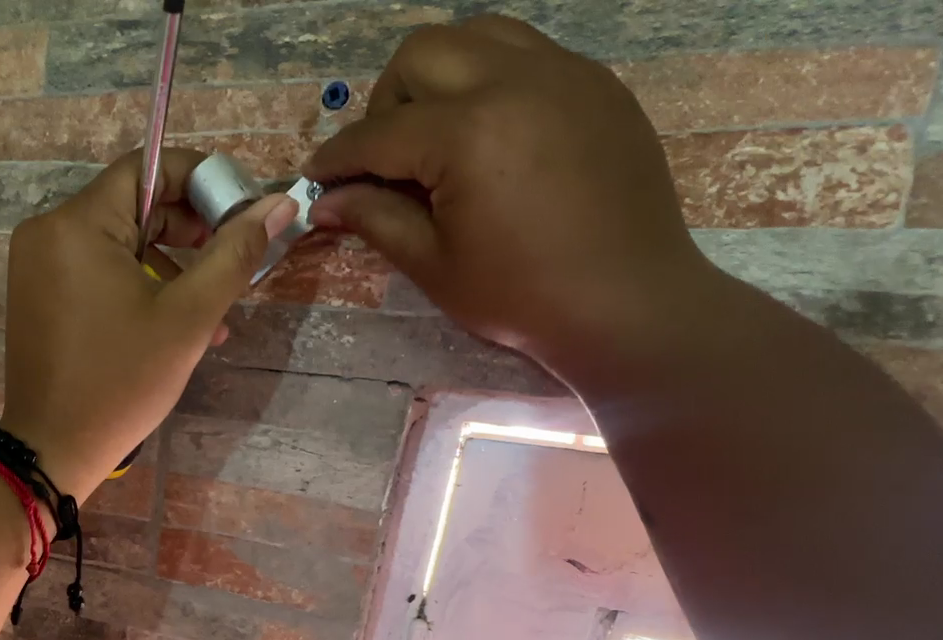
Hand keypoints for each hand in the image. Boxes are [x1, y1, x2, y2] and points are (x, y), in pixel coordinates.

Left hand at [0, 148, 296, 499]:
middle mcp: (47, 232)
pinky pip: (94, 273)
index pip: (147, 168)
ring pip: (116, 243)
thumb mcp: (187, 317)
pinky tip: (173, 324)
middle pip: (131, 205)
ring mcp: (36, 267)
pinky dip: (134, 287)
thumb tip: (278, 204)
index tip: (239, 212)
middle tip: (230, 261)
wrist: (53, 450)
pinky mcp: (37, 297)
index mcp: (77, 224)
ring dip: (168, 266)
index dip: (200, 181)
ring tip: (211, 310)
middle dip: (187, 230)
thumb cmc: (121, 382)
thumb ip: (233, 252)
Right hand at [304, 16, 721, 391]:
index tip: (315, 180)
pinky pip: (525, 54)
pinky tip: (488, 138)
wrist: (628, 300)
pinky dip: (488, 81)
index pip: (377, 133)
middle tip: (384, 160)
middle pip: (421, 54)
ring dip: (438, 77)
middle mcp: (515, 81)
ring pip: (476, 36)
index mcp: (468, 133)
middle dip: (385, 103)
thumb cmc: (519, 295)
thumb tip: (325, 200)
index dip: (336, 159)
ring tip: (435, 137)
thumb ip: (374, 218)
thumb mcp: (432, 264)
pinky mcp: (594, 84)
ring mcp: (563, 74)